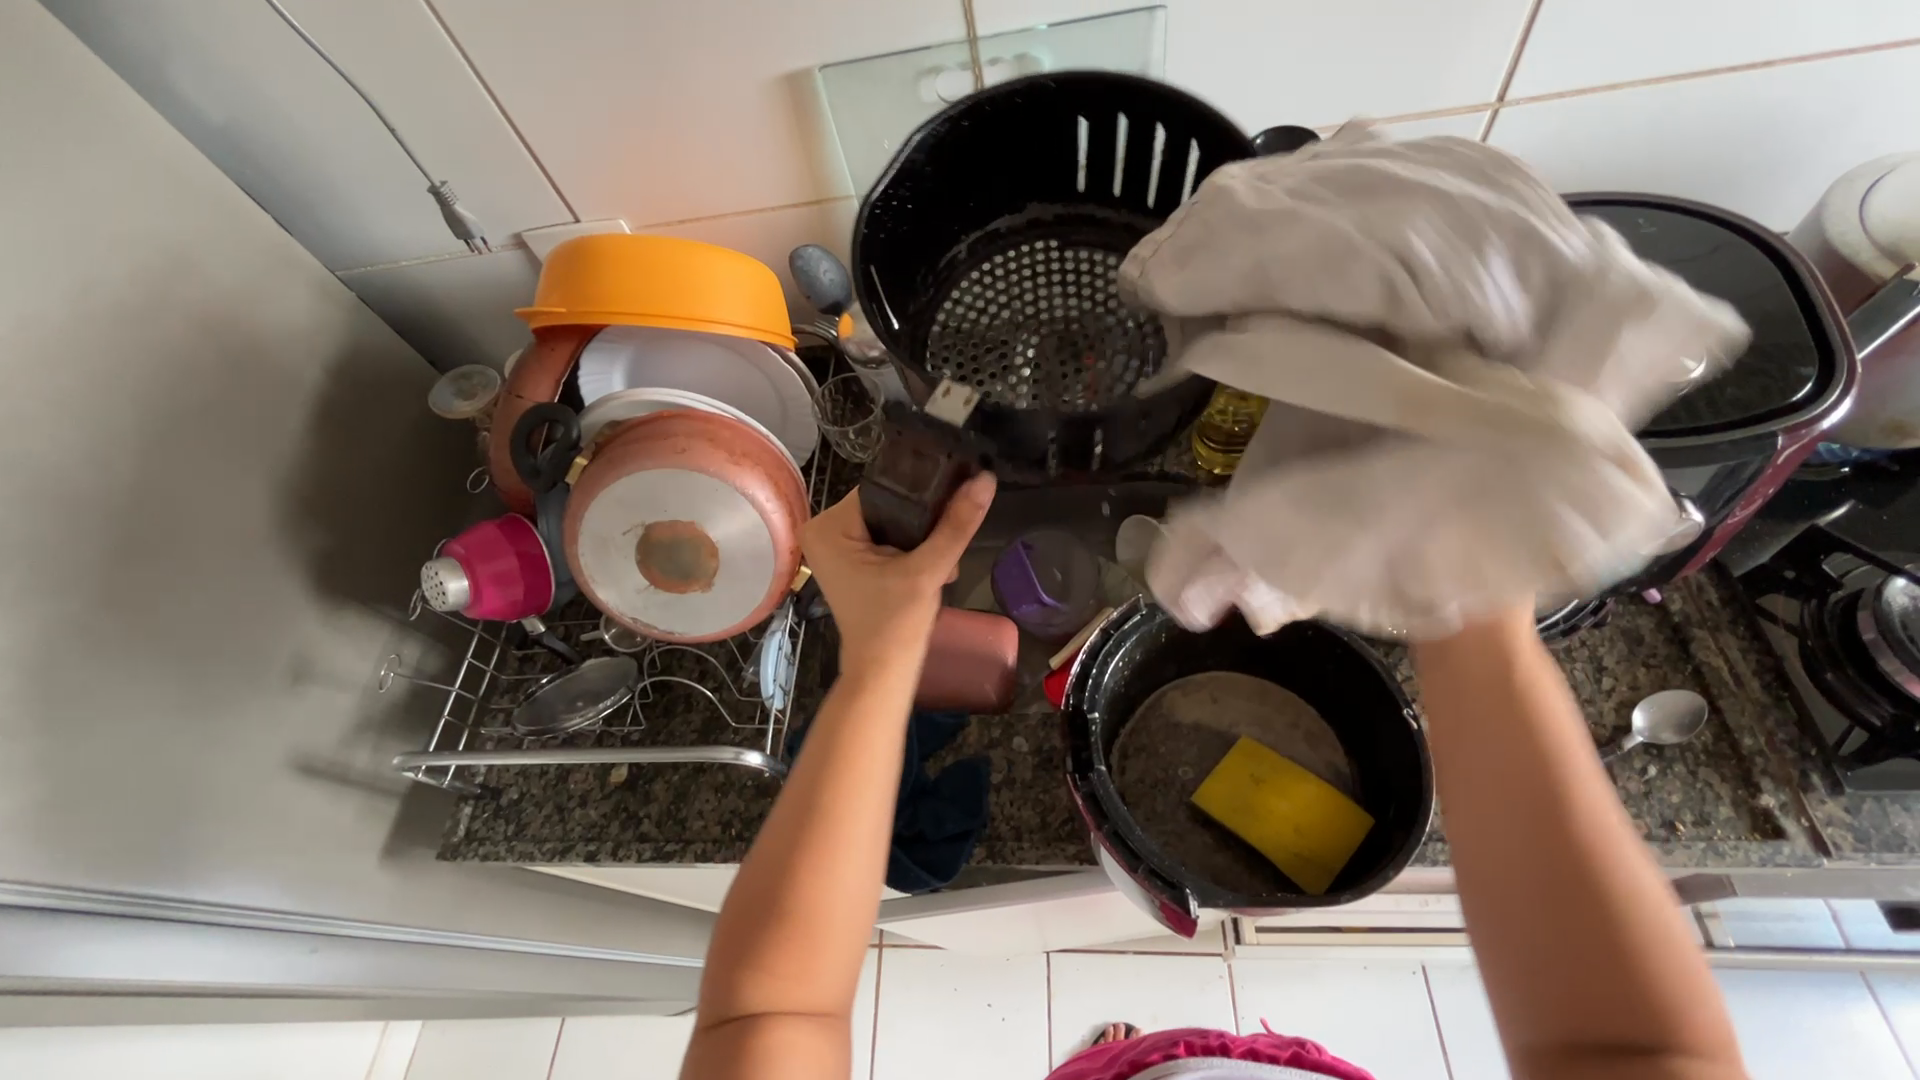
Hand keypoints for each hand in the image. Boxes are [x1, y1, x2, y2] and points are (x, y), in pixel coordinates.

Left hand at [800, 473, 996, 673]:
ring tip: (944, 561)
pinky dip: (910, 550)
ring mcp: (834, 547)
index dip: (921, 495)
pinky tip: (932, 567)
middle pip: (887, 505)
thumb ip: (956, 524)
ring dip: (922, 538)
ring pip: (891, 522)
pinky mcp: (849, 562)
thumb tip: (985, 480)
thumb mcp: (928, 570)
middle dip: (923, 523)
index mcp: (828, 526)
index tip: (954, 505)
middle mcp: (823, 530)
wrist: (883, 671)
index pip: (884, 489)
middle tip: (951, 539)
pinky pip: (885, 539)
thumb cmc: (896, 623)